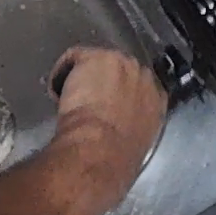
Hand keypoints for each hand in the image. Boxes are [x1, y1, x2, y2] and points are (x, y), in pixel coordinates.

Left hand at [48, 47, 165, 193]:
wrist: (100, 149)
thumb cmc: (118, 158)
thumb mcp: (139, 144)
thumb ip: (134, 128)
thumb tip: (119, 134)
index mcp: (159, 99)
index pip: (140, 88)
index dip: (120, 96)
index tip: (107, 108)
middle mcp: (144, 75)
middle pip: (120, 69)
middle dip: (104, 83)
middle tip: (86, 102)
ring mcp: (121, 63)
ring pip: (97, 62)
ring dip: (83, 78)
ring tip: (70, 98)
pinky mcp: (96, 57)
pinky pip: (74, 57)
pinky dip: (61, 73)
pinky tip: (56, 93)